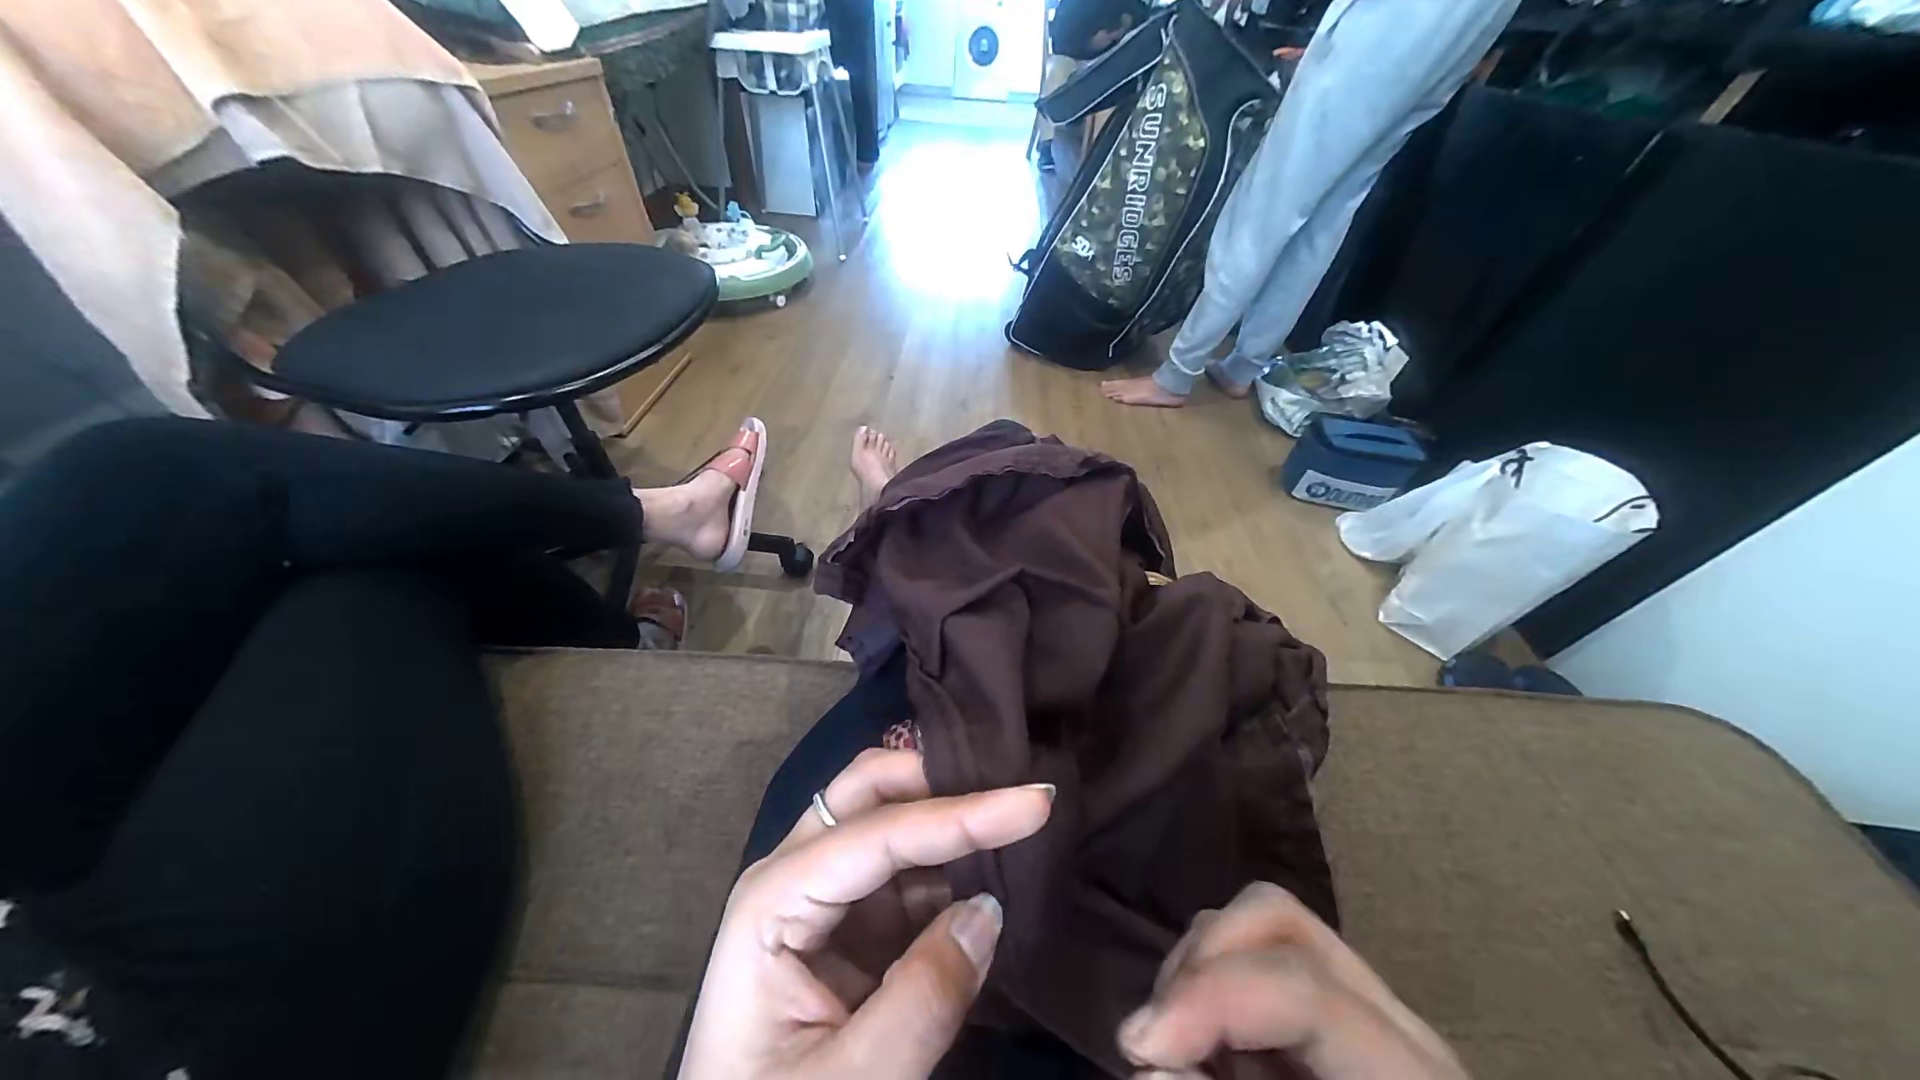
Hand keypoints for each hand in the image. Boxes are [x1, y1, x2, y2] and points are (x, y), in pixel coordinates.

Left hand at [679, 749, 1053, 1079]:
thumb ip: (924, 999)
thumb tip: (988, 909)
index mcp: (774, 900)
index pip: (877, 835)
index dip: (959, 814)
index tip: (1035, 801)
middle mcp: (795, 876)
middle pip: (868, 792)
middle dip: (940, 777)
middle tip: (1014, 780)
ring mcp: (823, 895)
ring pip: (889, 820)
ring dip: (950, 815)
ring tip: (1016, 813)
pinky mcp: (851, 922)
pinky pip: (906, 870)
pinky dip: (950, 861)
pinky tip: (990, 861)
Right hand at [1117, 882, 1466, 1079]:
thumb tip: (1149, 1070)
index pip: (1304, 993)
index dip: (1210, 999)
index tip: (1139, 1049)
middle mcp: (1397, 1029)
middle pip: (1278, 921)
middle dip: (1199, 963)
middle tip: (1155, 1036)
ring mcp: (1367, 1015)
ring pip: (1258, 928)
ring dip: (1196, 971)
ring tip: (1172, 1043)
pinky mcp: (1337, 1024)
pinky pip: (1254, 961)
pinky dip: (1209, 988)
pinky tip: (1199, 1046)